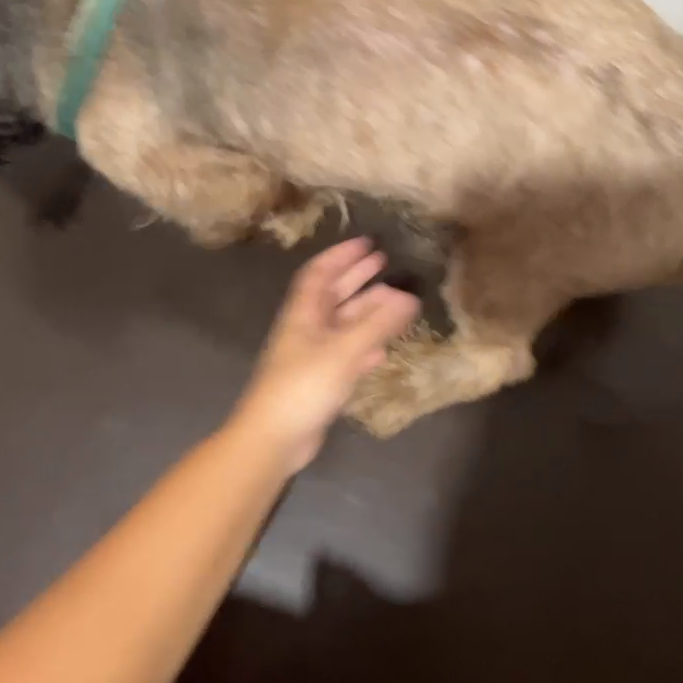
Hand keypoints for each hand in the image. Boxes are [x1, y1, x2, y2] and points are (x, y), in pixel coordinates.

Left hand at [228, 238, 420, 471]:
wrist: (273, 438)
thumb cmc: (303, 387)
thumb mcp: (344, 351)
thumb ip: (377, 324)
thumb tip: (409, 296)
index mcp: (303, 314)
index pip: (319, 273)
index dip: (341, 255)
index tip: (367, 243)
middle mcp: (306, 330)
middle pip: (332, 295)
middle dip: (356, 277)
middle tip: (383, 261)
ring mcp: (313, 357)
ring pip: (343, 325)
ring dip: (366, 311)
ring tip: (396, 300)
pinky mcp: (321, 381)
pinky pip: (347, 354)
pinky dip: (365, 346)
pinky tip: (383, 349)